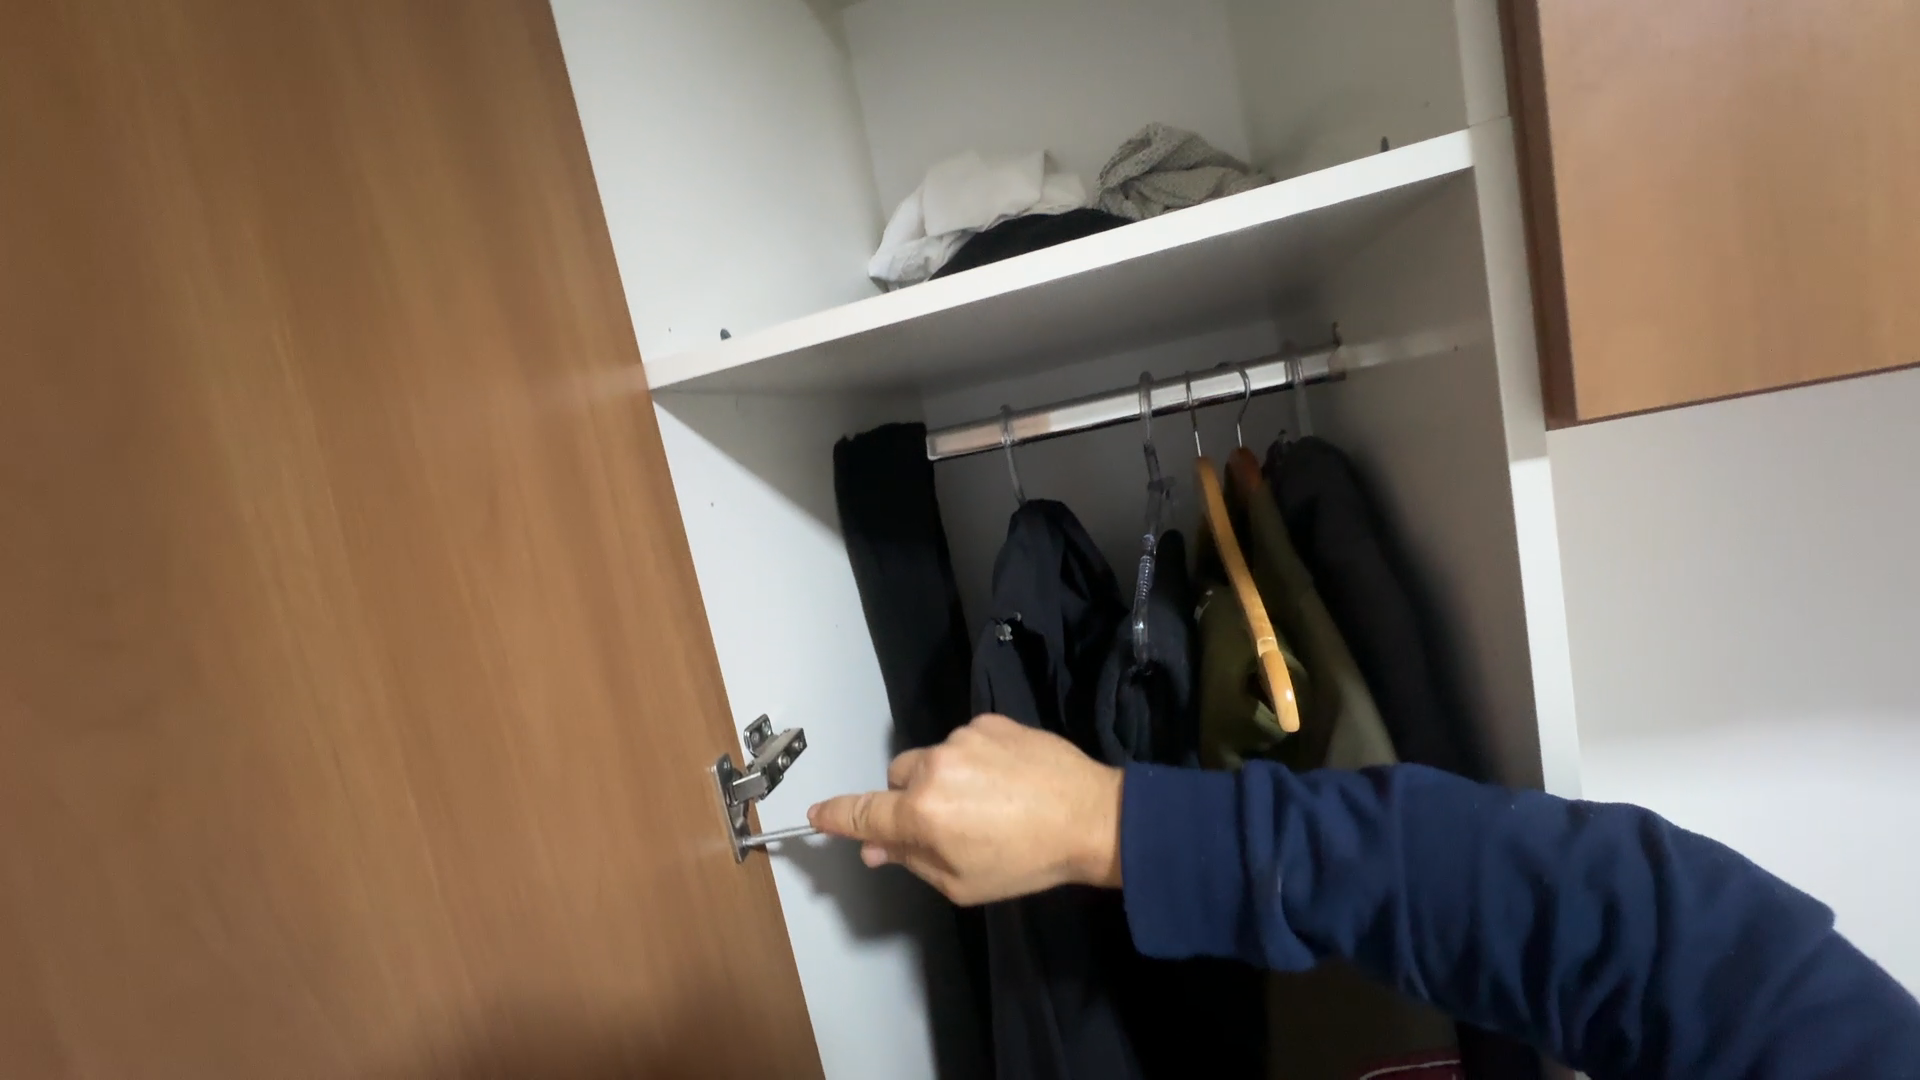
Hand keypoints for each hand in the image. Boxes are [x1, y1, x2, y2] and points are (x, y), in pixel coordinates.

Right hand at [808, 713, 1123, 905]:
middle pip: (898, 778)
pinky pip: (964, 741)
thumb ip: (911, 859)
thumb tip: (874, 846)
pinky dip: (973, 758)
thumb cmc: (1026, 860)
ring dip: (945, 777)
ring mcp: (963, 738)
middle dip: (910, 798)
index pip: (865, 811)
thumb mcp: (962, 881)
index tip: (818, 813)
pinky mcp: (989, 721)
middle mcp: (935, 766)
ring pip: (933, 758)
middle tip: (947, 821)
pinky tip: (1005, 777)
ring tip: (990, 799)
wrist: (1090, 815)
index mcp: (924, 812)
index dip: (838, 814)